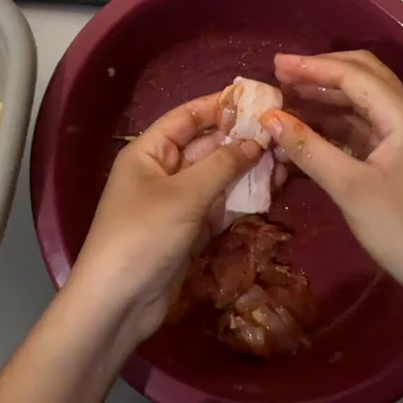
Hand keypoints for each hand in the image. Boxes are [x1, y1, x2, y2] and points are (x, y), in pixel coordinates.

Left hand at [66, 92, 261, 346]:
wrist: (118, 303)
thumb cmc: (144, 234)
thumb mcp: (185, 195)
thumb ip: (223, 165)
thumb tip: (256, 141)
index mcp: (148, 151)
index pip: (186, 117)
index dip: (219, 106)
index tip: (256, 99)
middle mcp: (162, 171)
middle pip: (206, 146)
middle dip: (241, 141)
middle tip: (281, 133)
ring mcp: (176, 203)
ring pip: (217, 177)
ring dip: (247, 170)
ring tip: (285, 161)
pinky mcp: (189, 231)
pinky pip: (219, 205)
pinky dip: (242, 198)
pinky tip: (271, 190)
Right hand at [267, 51, 402, 308]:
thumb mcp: (350, 188)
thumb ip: (309, 148)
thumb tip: (270, 118)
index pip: (352, 74)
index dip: (311, 67)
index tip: (274, 65)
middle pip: (360, 76)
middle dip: (319, 73)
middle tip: (279, 76)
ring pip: (360, 101)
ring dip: (324, 97)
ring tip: (285, 100)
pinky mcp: (399, 155)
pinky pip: (362, 126)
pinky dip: (333, 123)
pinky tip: (305, 129)